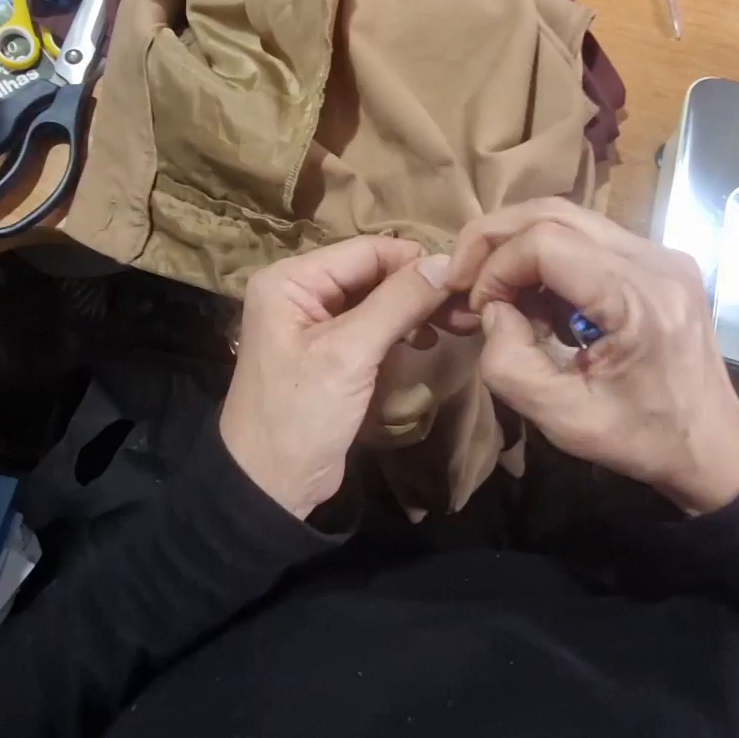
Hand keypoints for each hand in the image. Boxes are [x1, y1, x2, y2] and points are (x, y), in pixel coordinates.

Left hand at [222, 238, 452, 518]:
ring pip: (376, 298)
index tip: (464, 278)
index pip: (366, 251)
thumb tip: (445, 262)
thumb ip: (397, 303)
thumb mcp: (349, 354)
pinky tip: (427, 339)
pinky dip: (401, 328)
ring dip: (415, 307)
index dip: (415, 261)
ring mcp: (314, 322)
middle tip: (467, 306)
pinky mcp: (331, 350)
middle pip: (372, 272)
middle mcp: (300, 291)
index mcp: (290, 279)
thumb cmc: (302, 413)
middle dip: (419, 286)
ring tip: (457, 323)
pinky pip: (372, 325)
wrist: (271, 486)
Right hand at [445, 199, 738, 513]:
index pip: (546, 242)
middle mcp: (656, 260)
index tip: (479, 309)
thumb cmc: (640, 438)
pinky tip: (534, 293)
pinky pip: (586, 235)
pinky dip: (545, 254)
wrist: (713, 445)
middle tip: (463, 276)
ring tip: (494, 285)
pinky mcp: (657, 259)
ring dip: (518, 243)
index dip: (496, 266)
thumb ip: (509, 362)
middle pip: (554, 212)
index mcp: (640, 300)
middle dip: (494, 238)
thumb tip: (493, 309)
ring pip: (568, 216)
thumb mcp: (563, 419)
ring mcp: (661, 253)